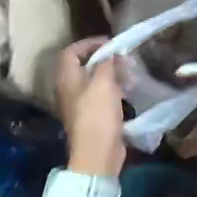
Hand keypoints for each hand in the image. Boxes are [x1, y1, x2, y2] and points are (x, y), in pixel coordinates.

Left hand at [57, 38, 124, 176]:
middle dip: (104, 59)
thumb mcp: (104, 82)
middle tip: (123, 58)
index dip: (89, 43)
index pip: (71, 51)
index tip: (109, 43)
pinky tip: (128, 92)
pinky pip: (101, 97)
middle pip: (83, 66)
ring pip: (94, 82)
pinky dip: (113, 90)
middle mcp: (69, 89)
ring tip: (129, 74)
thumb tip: (110, 53)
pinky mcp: (91, 117)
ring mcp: (79, 104)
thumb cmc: (97, 114)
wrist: (97, 153)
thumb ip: (106, 62)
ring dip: (111, 75)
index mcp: (67, 78)